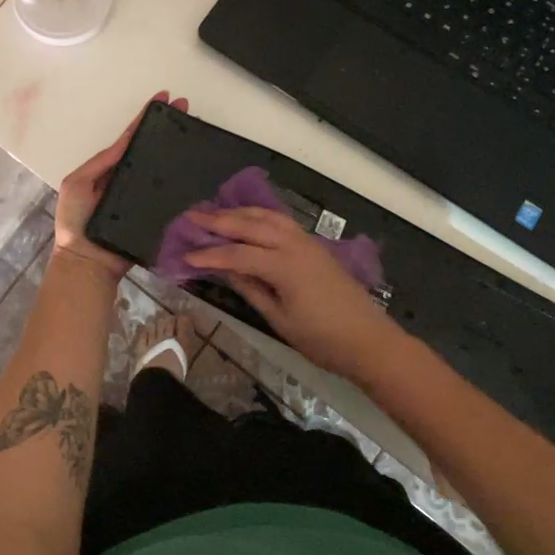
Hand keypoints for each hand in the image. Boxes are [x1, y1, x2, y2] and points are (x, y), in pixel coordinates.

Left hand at [53, 91, 188, 282]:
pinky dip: (183, 180)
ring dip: (178, 147)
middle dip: (168, 127)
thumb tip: (125, 142)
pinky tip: (196, 165)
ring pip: (163, 168)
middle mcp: (130, 179)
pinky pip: (170, 195)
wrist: (87, 263)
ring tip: (194, 126)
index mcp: (111, 170)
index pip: (130, 138)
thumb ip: (100, 163)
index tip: (163, 98)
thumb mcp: (77, 184)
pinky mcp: (156, 215)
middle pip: (152, 148)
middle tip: (186, 106)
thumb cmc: (76, 222)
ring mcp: (144, 197)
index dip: (145, 118)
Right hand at [186, 208, 405, 378]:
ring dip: (239, 212)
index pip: (237, 255)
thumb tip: (226, 271)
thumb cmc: (323, 340)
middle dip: (218, 220)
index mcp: (284, 266)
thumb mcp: (280, 321)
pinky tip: (249, 218)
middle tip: (191, 216)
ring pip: (267, 217)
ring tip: (215, 212)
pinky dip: (260, 216)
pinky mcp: (314, 246)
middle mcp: (294, 245)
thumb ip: (252, 291)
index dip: (209, 255)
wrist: (370, 341)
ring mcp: (307, 242)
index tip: (184, 256)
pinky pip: (282, 221)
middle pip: (250, 226)